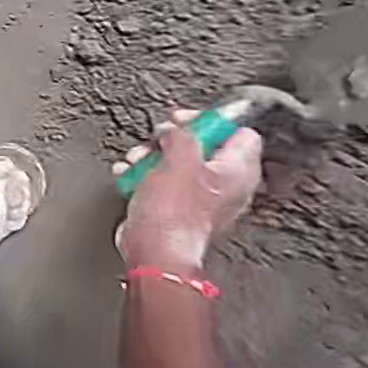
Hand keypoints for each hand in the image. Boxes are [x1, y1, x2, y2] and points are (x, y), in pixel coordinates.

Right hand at [115, 110, 262, 270]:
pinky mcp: (176, 206)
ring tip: (136, 162)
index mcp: (238, 170)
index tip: (181, 120)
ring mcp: (201, 196)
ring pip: (176, 162)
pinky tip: (129, 177)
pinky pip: (161, 181)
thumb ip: (180, 136)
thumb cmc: (174, 211)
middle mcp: (226, 183)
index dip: (208, 121)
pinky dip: (143, 175)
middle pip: (202, 146)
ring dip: (150, 158)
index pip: (237, 132)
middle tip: (155, 143)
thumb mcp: (178, 160)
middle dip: (170, 141)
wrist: (154, 246)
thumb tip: (174, 128)